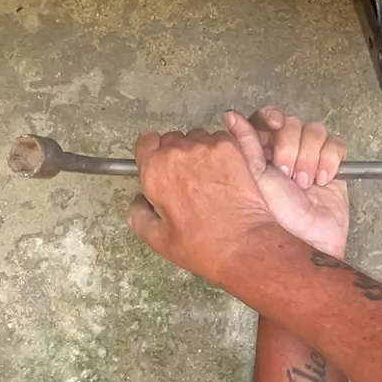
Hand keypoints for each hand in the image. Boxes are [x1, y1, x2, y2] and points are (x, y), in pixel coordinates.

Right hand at [128, 128, 284, 286]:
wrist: (243, 244)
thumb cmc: (202, 244)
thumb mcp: (157, 239)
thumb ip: (138, 215)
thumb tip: (138, 201)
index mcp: (155, 170)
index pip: (145, 142)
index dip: (151, 153)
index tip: (157, 164)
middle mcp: (178, 152)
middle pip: (171, 139)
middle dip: (174, 155)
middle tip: (184, 179)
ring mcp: (206, 147)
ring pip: (195, 137)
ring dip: (197, 151)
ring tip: (206, 176)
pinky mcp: (231, 148)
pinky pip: (218, 139)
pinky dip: (219, 150)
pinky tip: (223, 172)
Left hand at [223, 107, 347, 256]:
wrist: (306, 240)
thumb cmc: (275, 217)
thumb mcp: (254, 177)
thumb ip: (246, 144)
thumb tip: (231, 115)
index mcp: (263, 152)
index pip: (267, 118)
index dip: (272, 116)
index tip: (273, 126)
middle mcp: (286, 152)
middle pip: (293, 122)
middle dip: (290, 147)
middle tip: (287, 175)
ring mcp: (310, 158)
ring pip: (315, 131)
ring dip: (309, 156)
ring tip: (303, 183)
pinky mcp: (333, 165)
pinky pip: (336, 144)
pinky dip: (329, 160)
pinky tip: (322, 181)